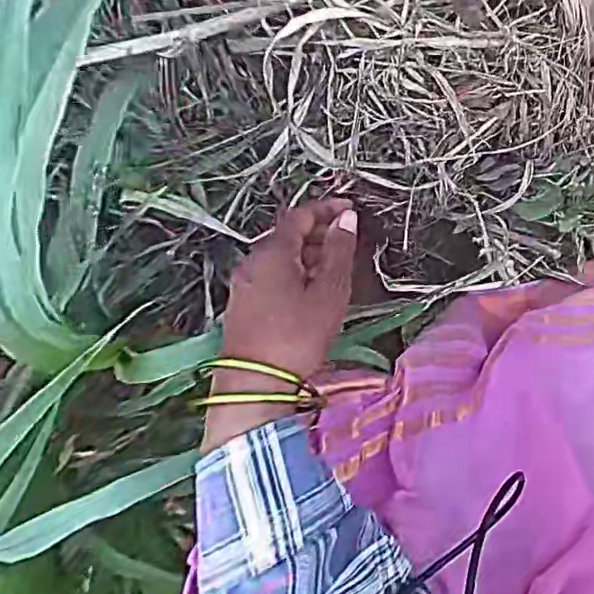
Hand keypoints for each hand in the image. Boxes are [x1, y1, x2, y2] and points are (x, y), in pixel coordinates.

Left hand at [203, 198, 356, 449]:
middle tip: (347, 238)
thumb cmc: (297, 335)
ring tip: (335, 266)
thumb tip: (347, 218)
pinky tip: (311, 289)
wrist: (254, 385)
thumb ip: (339, 250)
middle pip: (288, 234)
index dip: (327, 208)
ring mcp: (244, 283)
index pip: (300, 215)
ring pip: (280, 256)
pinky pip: (272, 274)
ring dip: (308, 253)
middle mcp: (252, 261)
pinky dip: (294, 270)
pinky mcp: (242, 304)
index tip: (350, 208)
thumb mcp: (329, 290)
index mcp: (272, 251)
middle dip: (319, 231)